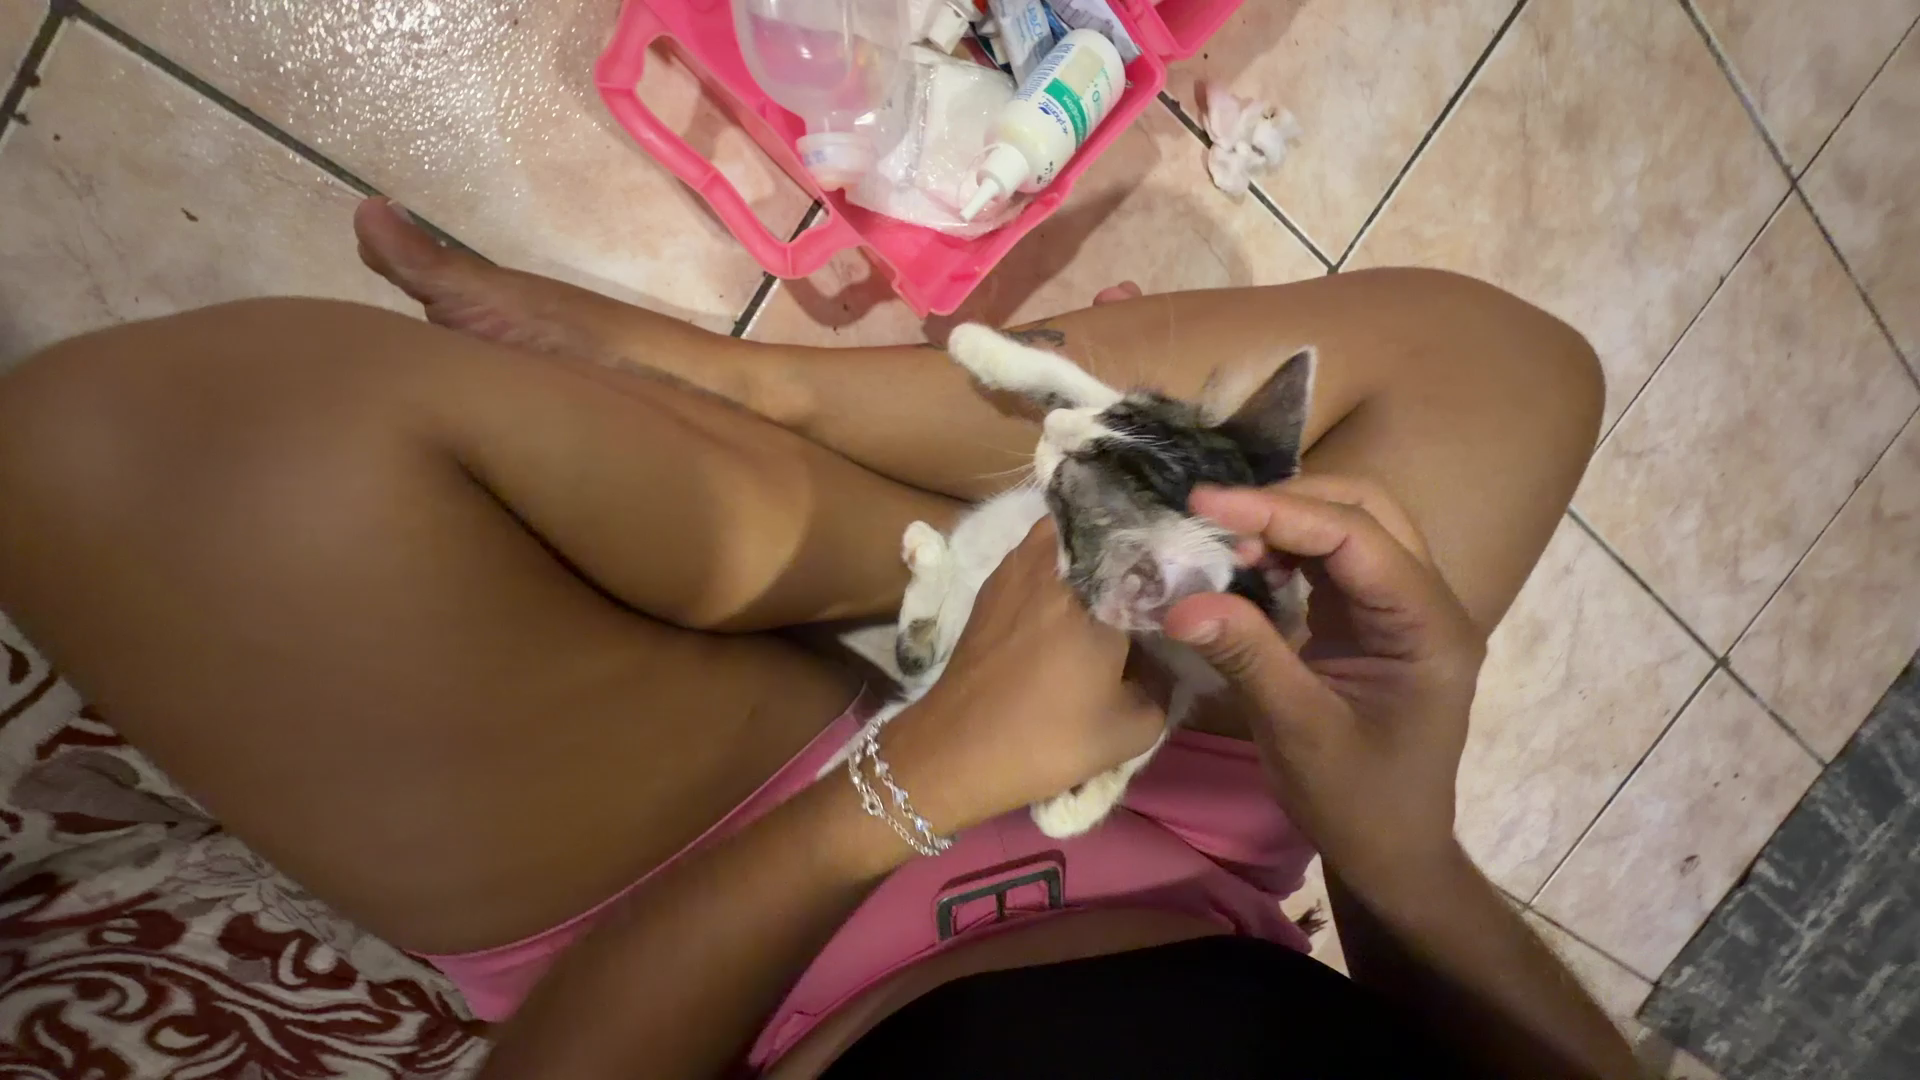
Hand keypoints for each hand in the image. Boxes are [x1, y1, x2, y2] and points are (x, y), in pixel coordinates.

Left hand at [883, 520, 1166, 832]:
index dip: (1171, 556)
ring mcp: (1017, 568)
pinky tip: (1069, 588)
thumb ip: (1163, 685)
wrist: (958, 748)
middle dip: (1130, 538)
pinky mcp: (993, 583)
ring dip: (1090, 543)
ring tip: (1111, 572)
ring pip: (1064, 530)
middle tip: (1150, 566)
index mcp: (1098, 593)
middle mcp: (1056, 565)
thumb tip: (1159, 654)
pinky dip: (1057, 557)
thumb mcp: (1132, 728)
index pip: (1150, 550)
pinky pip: (1035, 550)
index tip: (1187, 572)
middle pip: (1104, 525)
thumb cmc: (1048, 737)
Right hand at [1163, 477, 1484, 899]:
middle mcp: (1424, 601)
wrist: (1390, 848)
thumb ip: (1247, 655)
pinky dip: (1283, 548)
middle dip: (1287, 501)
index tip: (1205, 504)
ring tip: (1223, 540)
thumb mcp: (1298, 729)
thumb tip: (1179, 603)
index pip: (1355, 536)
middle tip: (1214, 517)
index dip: (1278, 510)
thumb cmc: (1357, 799)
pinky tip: (1246, 563)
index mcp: (1427, 626)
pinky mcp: (1368, 618)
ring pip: (1348, 525)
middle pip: (1365, 509)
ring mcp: (1398, 607)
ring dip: (1283, 520)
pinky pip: (1329, 558)